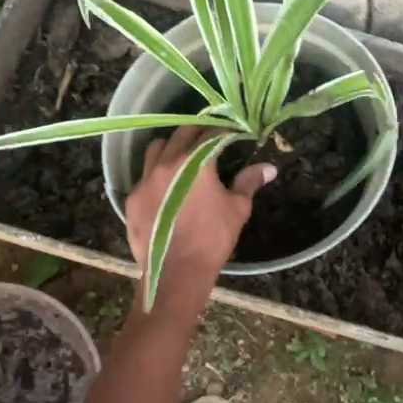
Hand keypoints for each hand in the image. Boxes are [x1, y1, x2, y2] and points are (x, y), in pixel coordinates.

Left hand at [125, 126, 273, 326]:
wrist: (176, 272)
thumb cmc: (212, 237)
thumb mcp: (237, 208)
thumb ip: (249, 182)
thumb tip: (269, 168)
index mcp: (195, 161)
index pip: (210, 133)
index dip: (223, 130)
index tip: (232, 132)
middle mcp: (167, 163)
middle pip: (181, 134)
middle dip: (197, 130)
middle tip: (210, 136)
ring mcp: (145, 180)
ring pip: (156, 148)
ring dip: (171, 145)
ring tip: (183, 155)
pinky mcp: (133, 198)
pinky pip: (144, 174)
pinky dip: (156, 171)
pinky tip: (166, 185)